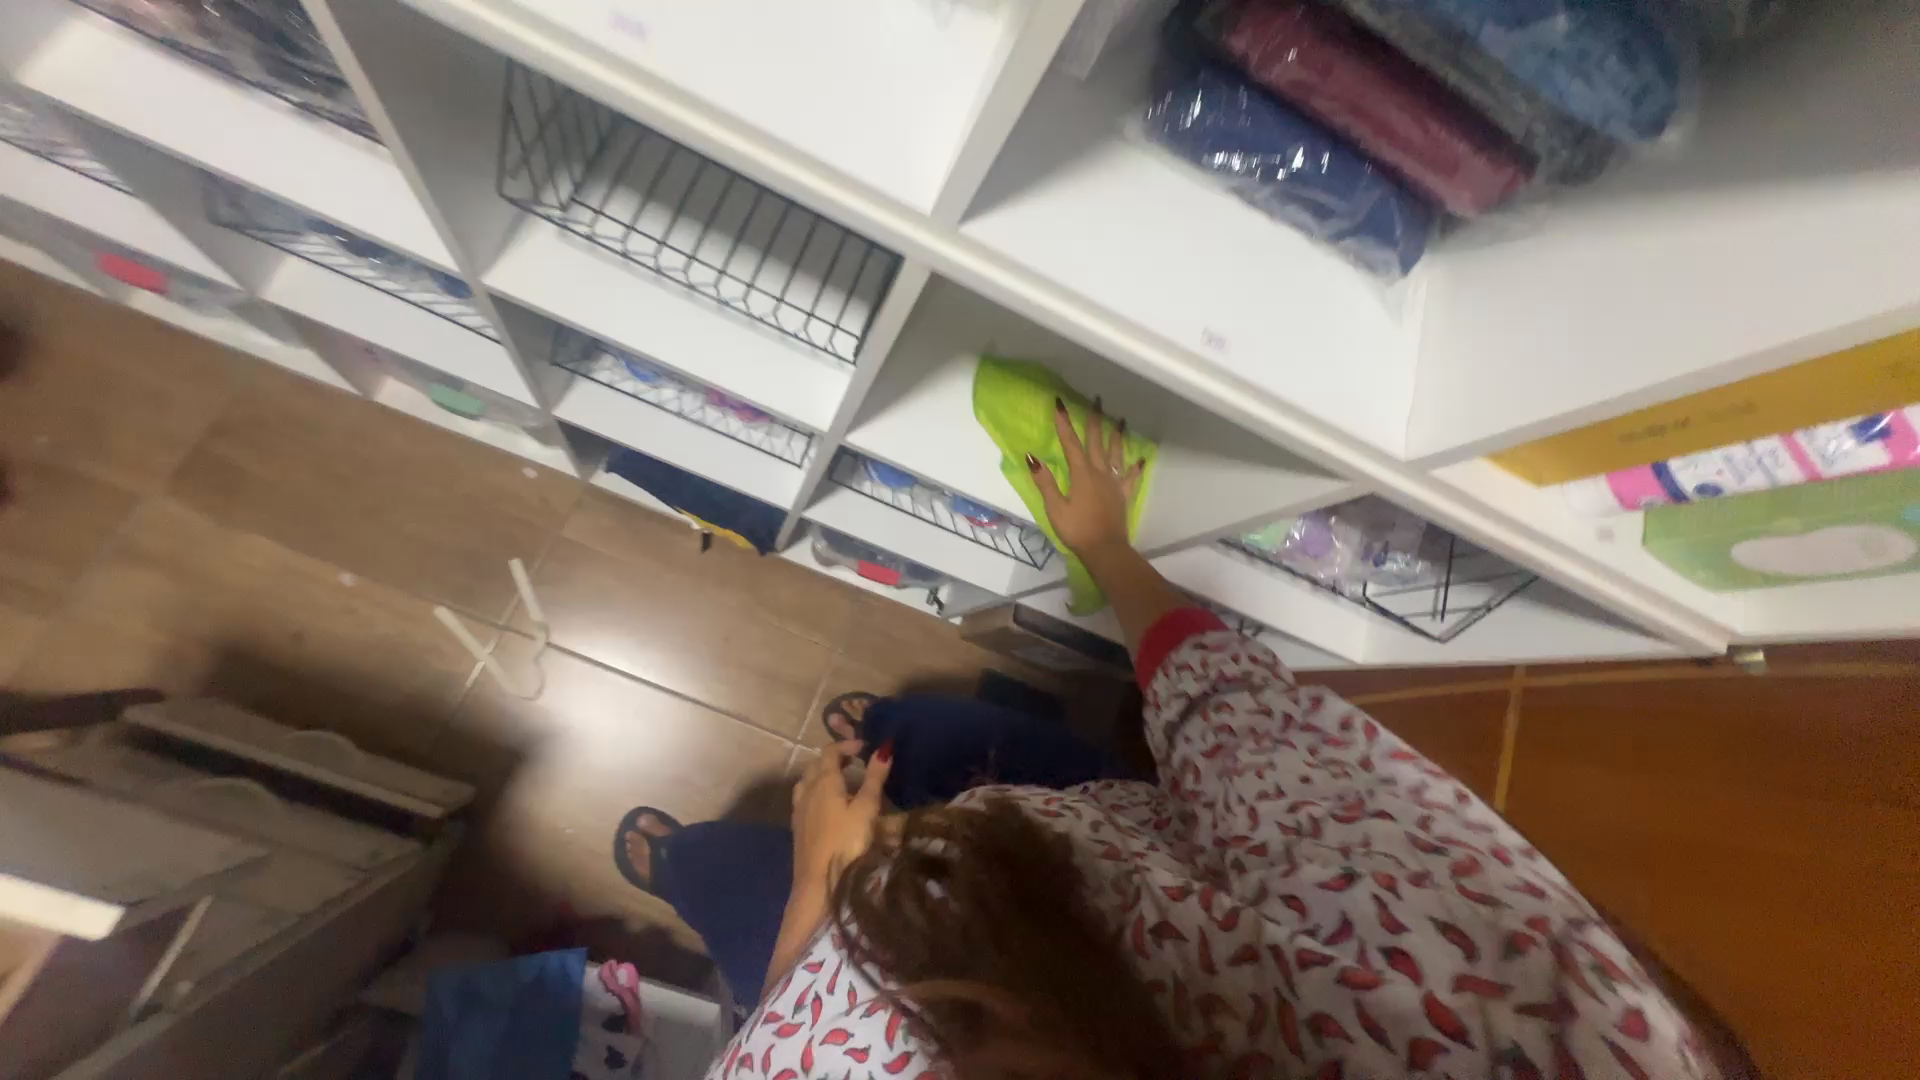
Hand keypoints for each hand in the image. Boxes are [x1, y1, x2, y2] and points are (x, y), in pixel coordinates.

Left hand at [791, 740, 892, 888]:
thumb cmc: (846, 841)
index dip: (847, 744)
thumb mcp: (867, 808)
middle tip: (855, 762)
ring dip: (822, 775)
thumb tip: (883, 748)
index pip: (830, 751)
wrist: (818, 882)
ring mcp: (799, 809)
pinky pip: (804, 798)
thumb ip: (874, 777)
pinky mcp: (797, 827)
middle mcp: (807, 789)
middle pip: (816, 764)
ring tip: (841, 782)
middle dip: (835, 758)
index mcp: (824, 780)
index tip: (864, 746)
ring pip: (807, 781)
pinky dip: (816, 792)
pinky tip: (827, 807)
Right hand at [1029, 396, 1143, 557]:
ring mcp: (1114, 483)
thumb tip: (1032, 457)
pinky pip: (1130, 477)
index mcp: (1081, 474)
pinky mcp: (1123, 495)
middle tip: (1097, 400)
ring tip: (1120, 419)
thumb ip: (1045, 482)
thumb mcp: (1054, 507)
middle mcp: (1099, 472)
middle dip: (1095, 420)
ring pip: (1116, 453)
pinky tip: (1140, 459)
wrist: (1105, 549)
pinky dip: (1135, 467)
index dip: (1064, 423)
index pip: (1070, 443)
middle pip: (1096, 442)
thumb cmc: (1076, 529)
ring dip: (1117, 435)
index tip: (1060, 404)